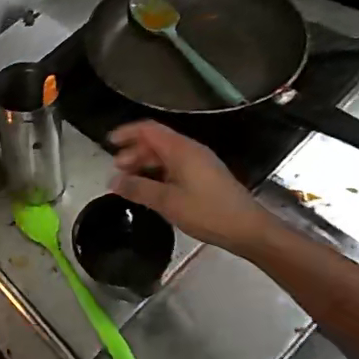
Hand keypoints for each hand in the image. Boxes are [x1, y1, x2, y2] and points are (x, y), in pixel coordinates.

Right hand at [108, 121, 281, 255]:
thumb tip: (113, 181)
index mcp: (181, 150)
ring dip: (145, 164)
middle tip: (117, 170)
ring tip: (130, 182)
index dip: (127, 132)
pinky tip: (151, 190)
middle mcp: (190, 151)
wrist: (249, 229)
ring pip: (165, 155)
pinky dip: (158, 173)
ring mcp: (199, 163)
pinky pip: (175, 166)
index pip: (148, 129)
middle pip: (156, 141)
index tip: (109, 142)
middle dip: (133, 152)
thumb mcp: (167, 202)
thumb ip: (138, 188)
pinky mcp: (205, 176)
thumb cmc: (208, 212)